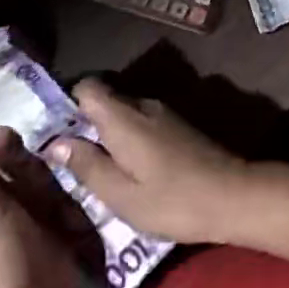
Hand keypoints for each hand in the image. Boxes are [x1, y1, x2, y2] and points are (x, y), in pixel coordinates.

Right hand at [46, 78, 248, 244]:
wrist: (233, 195)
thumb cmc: (173, 200)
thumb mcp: (121, 194)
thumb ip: (88, 166)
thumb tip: (55, 143)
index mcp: (124, 117)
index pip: (87, 87)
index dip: (67, 104)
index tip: (56, 134)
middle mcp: (143, 105)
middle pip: (105, 100)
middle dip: (86, 123)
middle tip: (71, 160)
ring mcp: (164, 113)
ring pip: (124, 113)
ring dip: (109, 134)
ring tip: (98, 169)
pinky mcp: (178, 126)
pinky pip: (142, 122)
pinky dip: (129, 139)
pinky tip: (130, 169)